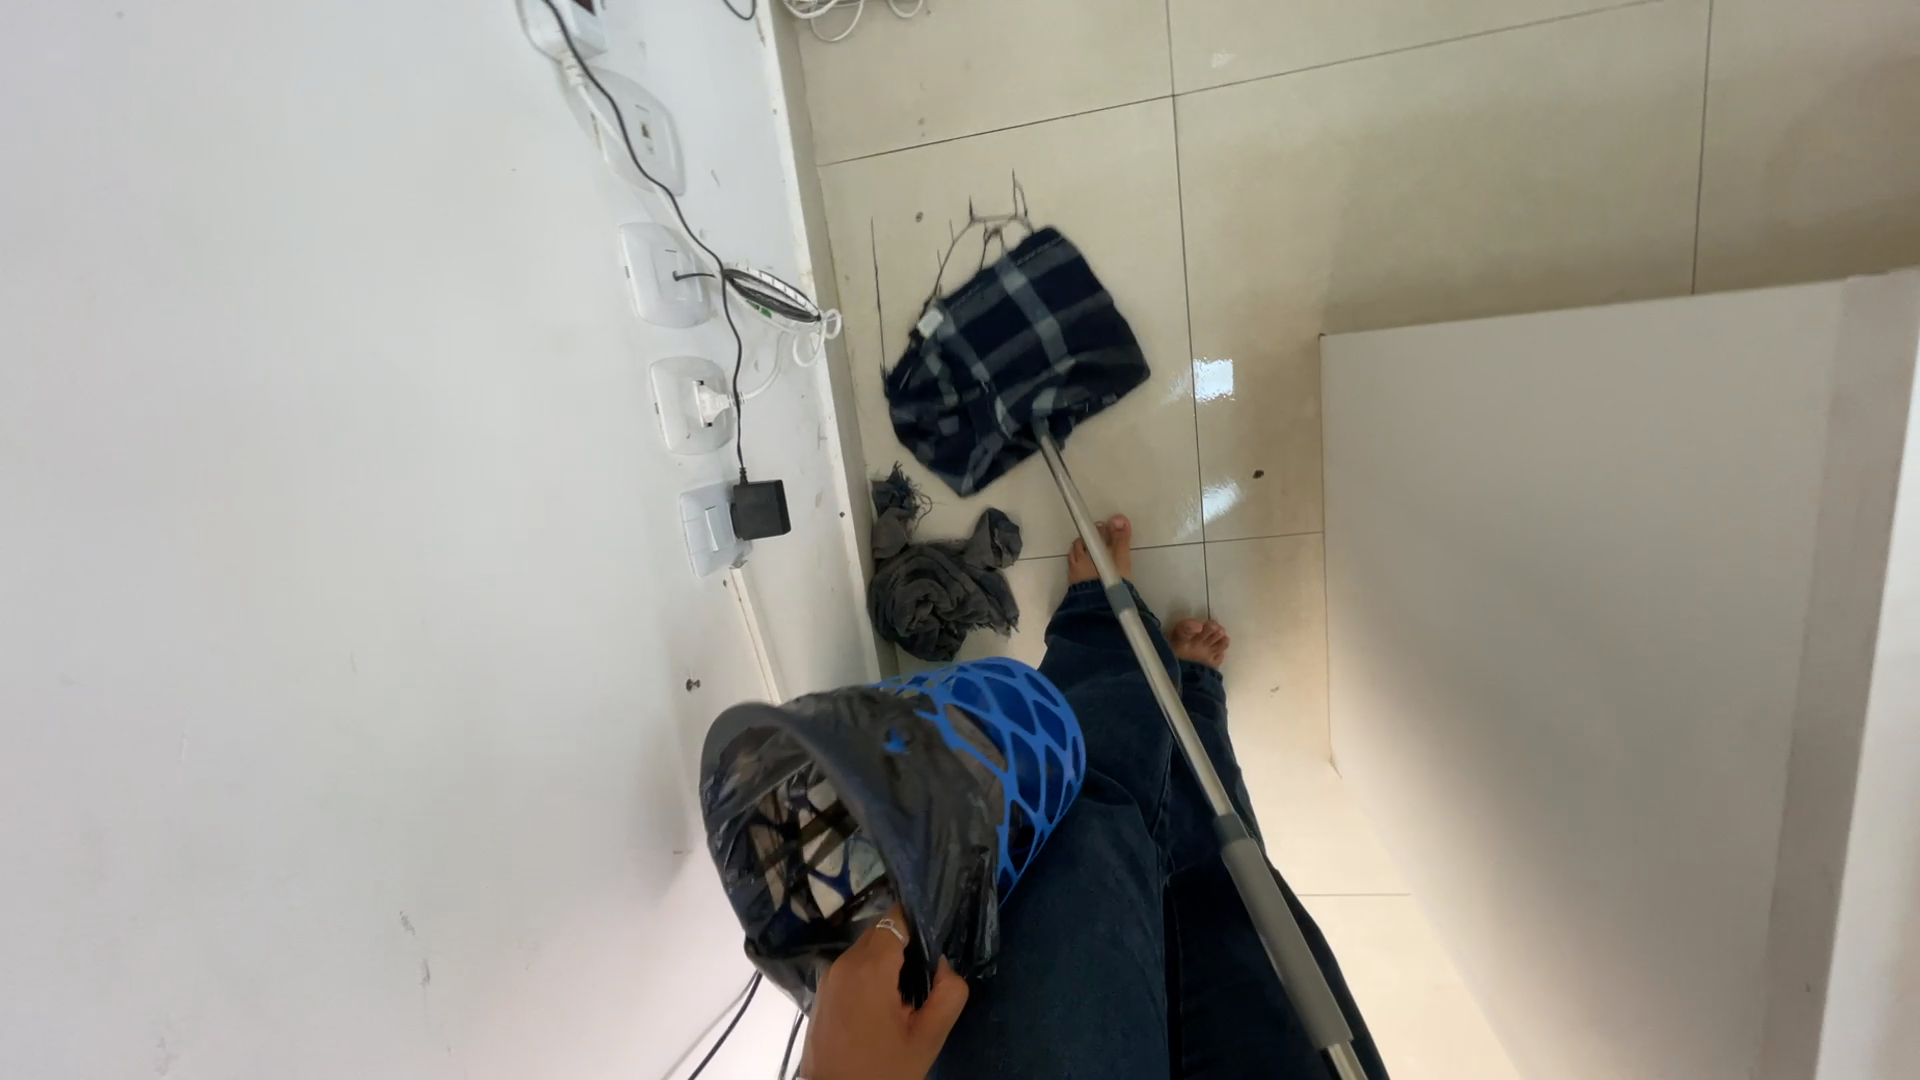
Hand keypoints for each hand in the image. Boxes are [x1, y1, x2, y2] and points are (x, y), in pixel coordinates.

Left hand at [799, 906, 969, 1079]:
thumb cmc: (882, 1072)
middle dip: (904, 946)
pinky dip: (868, 975)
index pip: (896, 919)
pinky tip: (879, 1008)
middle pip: (881, 932)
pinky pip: (851, 968)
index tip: (932, 947)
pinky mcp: (821, 993)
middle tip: (921, 979)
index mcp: (870, 967)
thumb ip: (948, 993)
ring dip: (885, 962)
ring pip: (865, 949)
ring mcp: (829, 977)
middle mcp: (844, 962)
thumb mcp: (927, 1039)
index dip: (917, 925)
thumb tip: (943, 964)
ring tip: (902, 997)